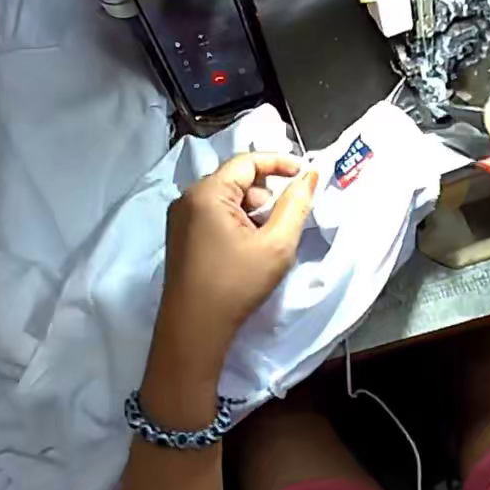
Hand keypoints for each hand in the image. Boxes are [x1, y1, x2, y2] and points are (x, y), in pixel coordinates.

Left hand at [159, 150, 317, 342]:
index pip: (247, 161)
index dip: (280, 163)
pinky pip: (213, 215)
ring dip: (252, 211)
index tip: (305, 174)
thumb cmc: (236, 285)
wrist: (194, 329)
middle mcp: (188, 198)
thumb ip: (296, 205)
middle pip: (236, 180)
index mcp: (207, 193)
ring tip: (267, 242)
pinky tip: (247, 249)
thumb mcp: (276, 245)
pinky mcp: (180, 236)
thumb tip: (310, 176)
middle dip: (265, 195)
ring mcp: (180, 218)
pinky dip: (236, 223)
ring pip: (226, 199)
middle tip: (285, 222)